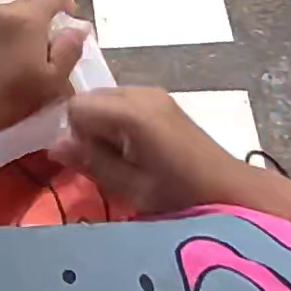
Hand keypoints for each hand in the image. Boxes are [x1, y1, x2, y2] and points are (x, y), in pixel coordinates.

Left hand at [0, 0, 85, 140]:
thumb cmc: (10, 97)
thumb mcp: (52, 81)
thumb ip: (69, 49)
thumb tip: (78, 28)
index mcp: (28, 19)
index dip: (64, 3)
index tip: (68, 17)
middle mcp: (2, 10)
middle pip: (27, 7)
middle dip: (38, 23)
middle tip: (40, 51)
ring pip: (5, 15)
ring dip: (13, 28)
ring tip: (12, 57)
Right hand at [50, 87, 290, 216]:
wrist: (236, 194)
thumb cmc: (183, 198)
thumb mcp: (132, 188)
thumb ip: (92, 163)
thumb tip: (54, 145)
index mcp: (131, 112)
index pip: (75, 107)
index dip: (75, 134)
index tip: (91, 162)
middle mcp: (139, 92)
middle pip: (88, 99)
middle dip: (87, 128)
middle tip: (107, 163)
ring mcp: (152, 93)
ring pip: (103, 99)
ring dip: (103, 125)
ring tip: (123, 158)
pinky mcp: (161, 99)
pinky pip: (121, 102)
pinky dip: (118, 121)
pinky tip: (137, 148)